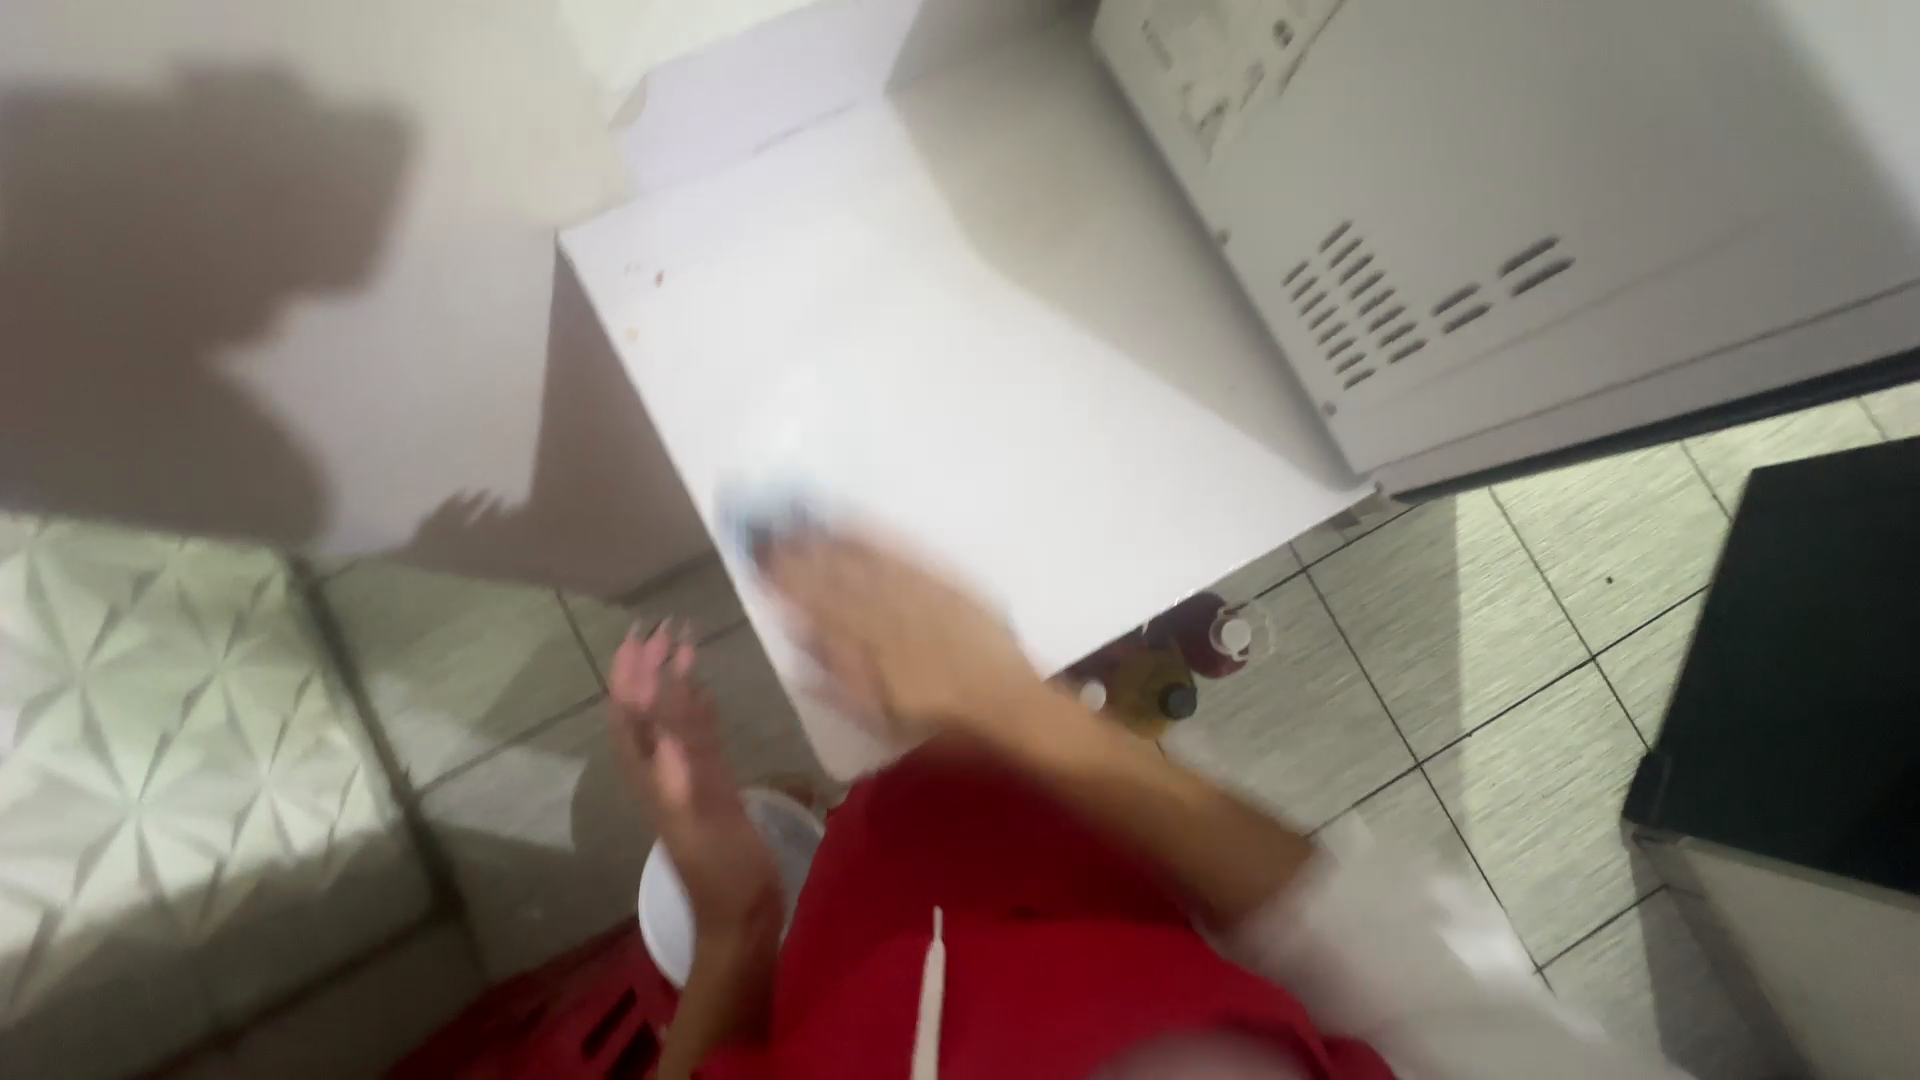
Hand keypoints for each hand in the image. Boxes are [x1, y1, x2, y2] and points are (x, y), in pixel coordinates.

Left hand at [607, 624, 782, 938]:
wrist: (741, 908)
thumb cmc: (717, 861)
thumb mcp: (694, 798)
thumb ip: (680, 744)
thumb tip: (662, 688)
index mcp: (649, 771)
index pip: (628, 709)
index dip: (628, 671)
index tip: (638, 632)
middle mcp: (662, 766)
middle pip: (648, 706)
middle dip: (650, 666)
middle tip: (665, 625)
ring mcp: (689, 773)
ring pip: (674, 716)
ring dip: (674, 680)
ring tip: (685, 641)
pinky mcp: (715, 781)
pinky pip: (701, 734)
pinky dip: (700, 706)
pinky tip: (706, 688)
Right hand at [763, 530, 1045, 744]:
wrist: (1010, 705)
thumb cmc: (943, 722)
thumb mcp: (881, 714)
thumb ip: (838, 677)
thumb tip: (802, 639)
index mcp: (866, 653)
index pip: (815, 609)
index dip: (784, 581)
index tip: (757, 557)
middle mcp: (885, 618)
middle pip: (832, 580)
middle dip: (796, 551)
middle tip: (764, 523)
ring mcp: (915, 595)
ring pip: (861, 563)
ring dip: (825, 537)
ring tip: (794, 513)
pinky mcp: (943, 582)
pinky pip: (901, 553)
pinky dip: (871, 535)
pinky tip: (849, 519)